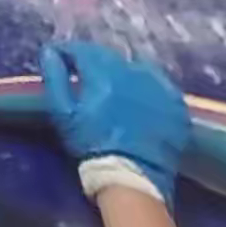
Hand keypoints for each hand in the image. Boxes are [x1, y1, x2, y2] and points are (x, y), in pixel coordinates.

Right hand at [41, 42, 190, 202]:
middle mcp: (131, 75)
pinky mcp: (175, 105)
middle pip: (107, 55)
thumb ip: (54, 75)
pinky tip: (136, 90)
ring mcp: (157, 89)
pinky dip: (144, 80)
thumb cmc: (90, 141)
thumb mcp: (62, 109)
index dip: (66, 51)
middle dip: (91, 59)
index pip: (81, 49)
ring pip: (132, 64)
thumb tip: (50, 51)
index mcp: (102, 74)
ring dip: (117, 69)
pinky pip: (158, 81)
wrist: (131, 177)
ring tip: (108, 82)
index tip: (59, 59)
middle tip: (82, 73)